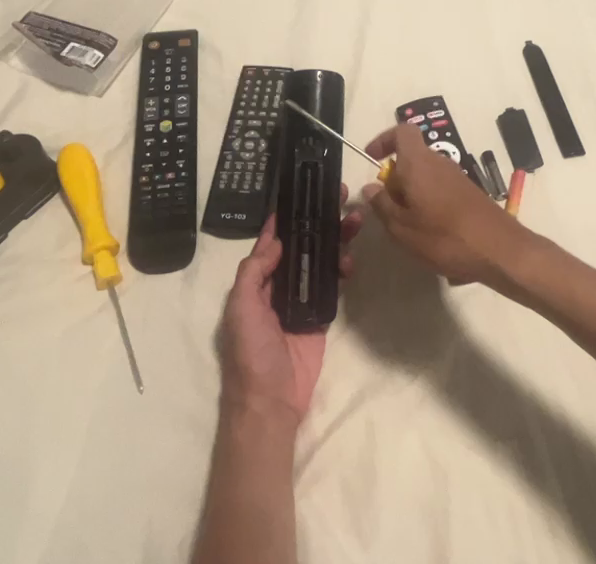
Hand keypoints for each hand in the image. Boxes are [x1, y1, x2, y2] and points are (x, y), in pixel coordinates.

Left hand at [218, 203, 363, 422]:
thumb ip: (253, 273)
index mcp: (256, 283)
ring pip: (320, 259)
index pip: (271, 243)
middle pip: (302, 245)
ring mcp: (301, 299)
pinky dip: (342, 268)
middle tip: (340, 197)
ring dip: (335, 239)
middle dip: (319, 221)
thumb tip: (275, 240)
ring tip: (354, 221)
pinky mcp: (321, 314)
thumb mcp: (241, 309)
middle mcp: (278, 285)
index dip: (285, 218)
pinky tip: (350, 260)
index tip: (302, 192)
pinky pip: (333, 284)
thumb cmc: (251, 354)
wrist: (272, 403)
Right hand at [360, 124, 529, 285]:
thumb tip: (370, 188)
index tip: (371, 160)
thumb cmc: (444, 238)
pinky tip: (430, 231)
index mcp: (419, 164)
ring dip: (411, 192)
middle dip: (395, 177)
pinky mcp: (469, 192)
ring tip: (407, 224)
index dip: (384, 140)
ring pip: (426, 174)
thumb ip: (382, 205)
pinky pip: (440, 187)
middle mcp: (439, 163)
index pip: (402, 131)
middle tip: (388, 207)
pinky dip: (428, 201)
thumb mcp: (402, 228)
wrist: (500, 250)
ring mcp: (457, 177)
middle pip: (412, 156)